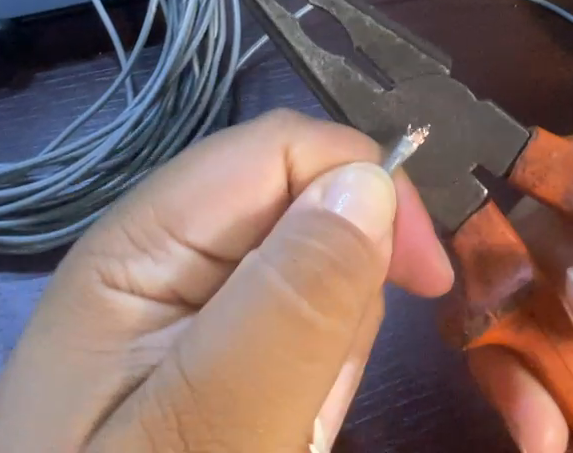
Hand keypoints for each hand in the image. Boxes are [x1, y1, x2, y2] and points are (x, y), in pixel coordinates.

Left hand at [0, 109, 454, 451]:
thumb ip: (291, 301)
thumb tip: (372, 181)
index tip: (426, 277)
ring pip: (308, 271)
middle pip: (300, 203)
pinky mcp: (205, 352)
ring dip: (327, 349)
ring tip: (287, 429)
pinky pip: (293, 331)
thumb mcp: (211, 428)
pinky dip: (311, 380)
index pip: (279, 147)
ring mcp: (184, 306)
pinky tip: (281, 430)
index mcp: (146, 239)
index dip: (365, 183)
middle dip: (340, 289)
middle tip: (315, 398)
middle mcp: (164, 253)